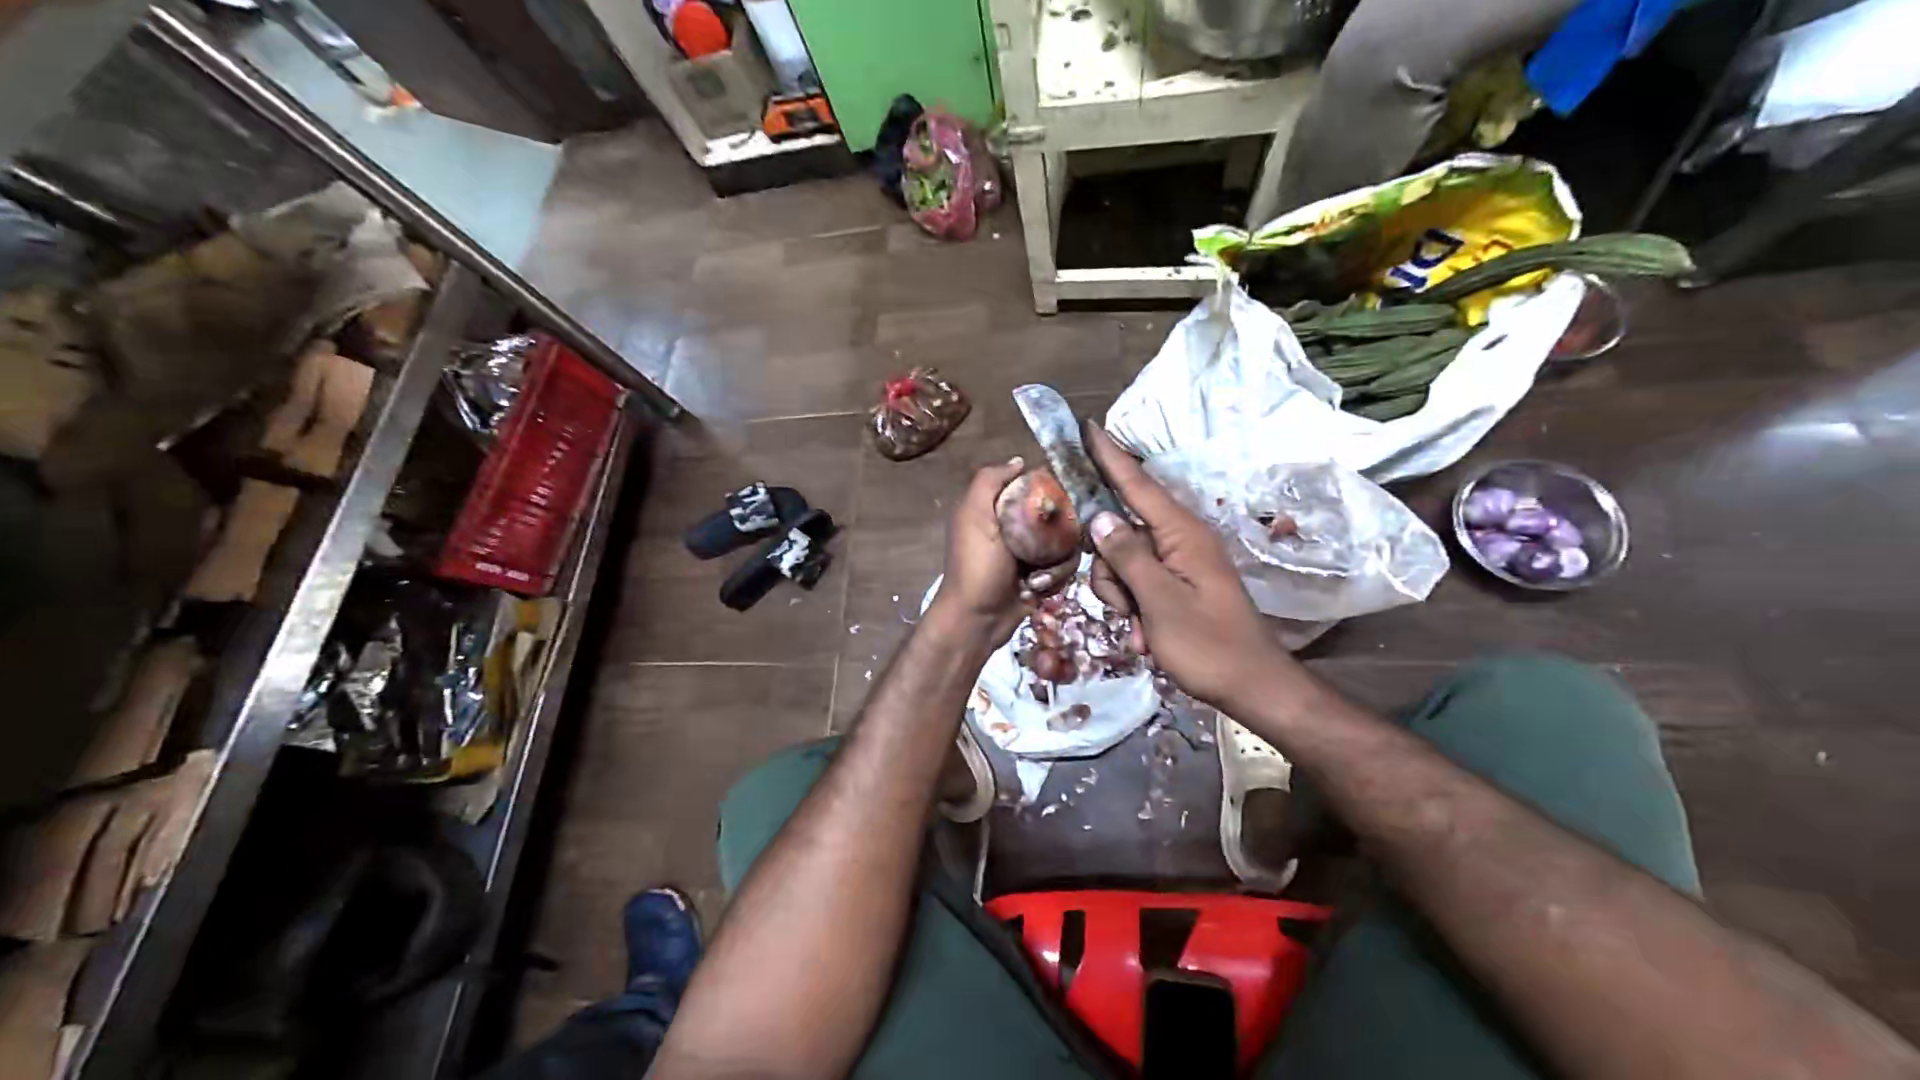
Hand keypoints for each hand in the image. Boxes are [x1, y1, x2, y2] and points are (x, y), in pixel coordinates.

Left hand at [929, 457, 1072, 647]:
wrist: (977, 620)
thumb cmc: (975, 566)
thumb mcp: (974, 516)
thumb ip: (989, 482)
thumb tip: (1019, 461)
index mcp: (1000, 507)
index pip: (1039, 485)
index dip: (1054, 491)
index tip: (1065, 502)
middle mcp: (1018, 525)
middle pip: (1060, 514)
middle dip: (1061, 534)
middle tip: (1052, 547)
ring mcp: (1032, 551)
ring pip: (1068, 543)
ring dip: (1055, 563)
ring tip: (1035, 579)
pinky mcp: (1044, 575)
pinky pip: (1065, 567)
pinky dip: (1054, 579)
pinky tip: (1036, 590)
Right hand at [1084, 425, 1286, 708]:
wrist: (1251, 686)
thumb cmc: (1207, 644)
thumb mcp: (1159, 600)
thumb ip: (1126, 556)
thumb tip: (1100, 517)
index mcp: (1181, 533)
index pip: (1137, 484)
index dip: (1110, 456)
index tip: (1088, 427)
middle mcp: (1179, 540)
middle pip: (1120, 532)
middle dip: (1111, 568)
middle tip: (1123, 604)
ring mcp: (1179, 563)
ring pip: (1123, 561)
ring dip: (1121, 594)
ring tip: (1140, 626)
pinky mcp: (1177, 584)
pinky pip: (1138, 582)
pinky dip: (1134, 607)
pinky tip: (1145, 635)